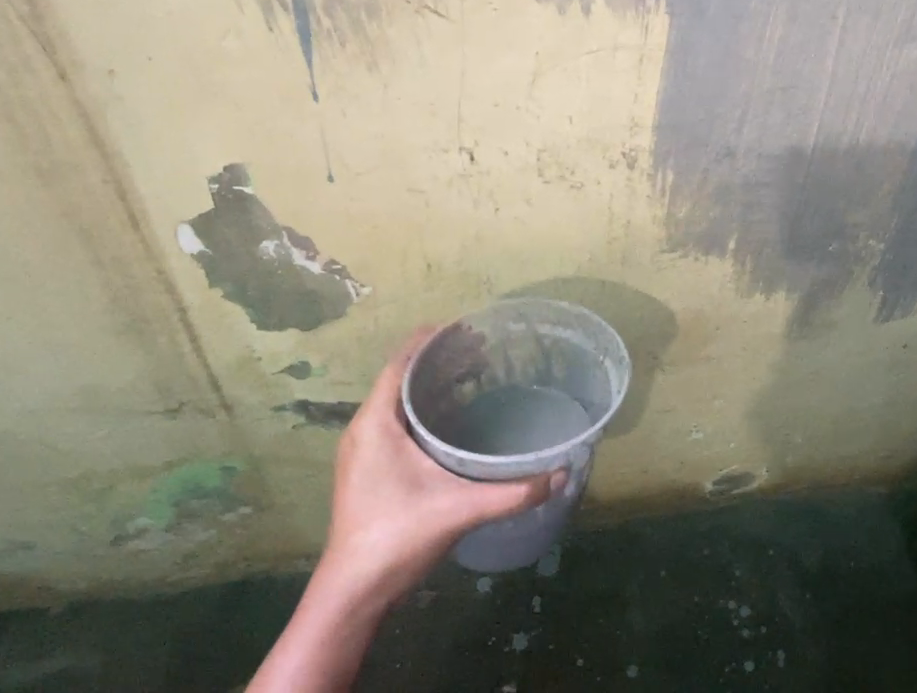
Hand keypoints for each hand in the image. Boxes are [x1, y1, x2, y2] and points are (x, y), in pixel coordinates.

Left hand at [320, 326, 564, 602]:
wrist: (354, 591)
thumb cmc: (398, 537)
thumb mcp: (461, 509)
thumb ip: (514, 492)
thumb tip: (562, 473)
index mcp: (376, 424)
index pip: (400, 363)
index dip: (430, 340)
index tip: (468, 326)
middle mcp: (364, 430)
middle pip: (401, 377)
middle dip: (440, 359)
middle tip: (484, 349)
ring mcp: (362, 451)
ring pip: (397, 400)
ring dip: (432, 384)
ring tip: (474, 375)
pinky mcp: (367, 469)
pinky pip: (396, 420)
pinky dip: (425, 408)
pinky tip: (455, 418)